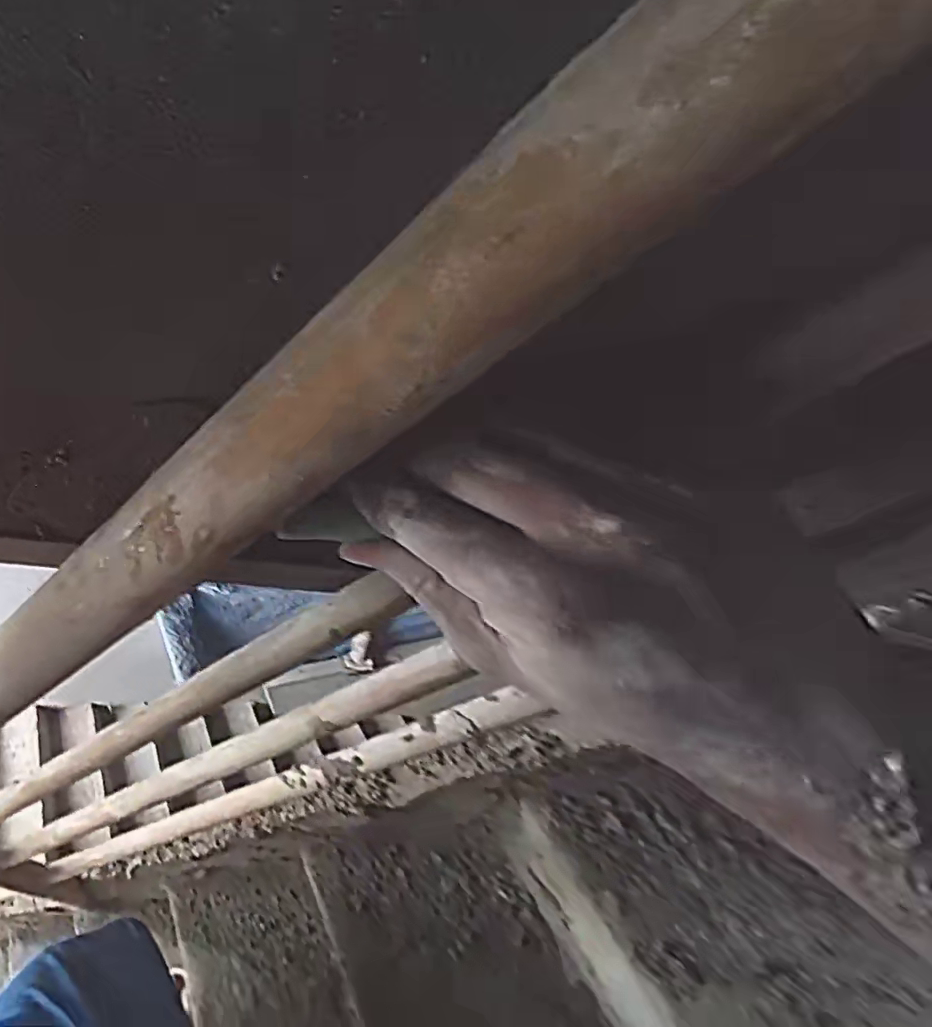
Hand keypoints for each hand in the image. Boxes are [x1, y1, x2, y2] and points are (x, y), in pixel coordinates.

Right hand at [338, 435, 886, 783]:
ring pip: (511, 434)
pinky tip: (508, 465)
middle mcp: (593, 534)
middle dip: (407, 462)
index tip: (349, 488)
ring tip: (436, 462)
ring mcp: (654, 496)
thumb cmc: (622, 697)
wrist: (797, 711)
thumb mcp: (504, 660)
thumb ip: (428, 590)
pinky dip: (521, 447)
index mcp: (540, 597)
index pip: (421, 517)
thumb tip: (356, 545)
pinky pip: (578, 440)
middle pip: (458, 460)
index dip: (372, 497)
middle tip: (388, 473)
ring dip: (456, 445)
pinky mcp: (696, 476)